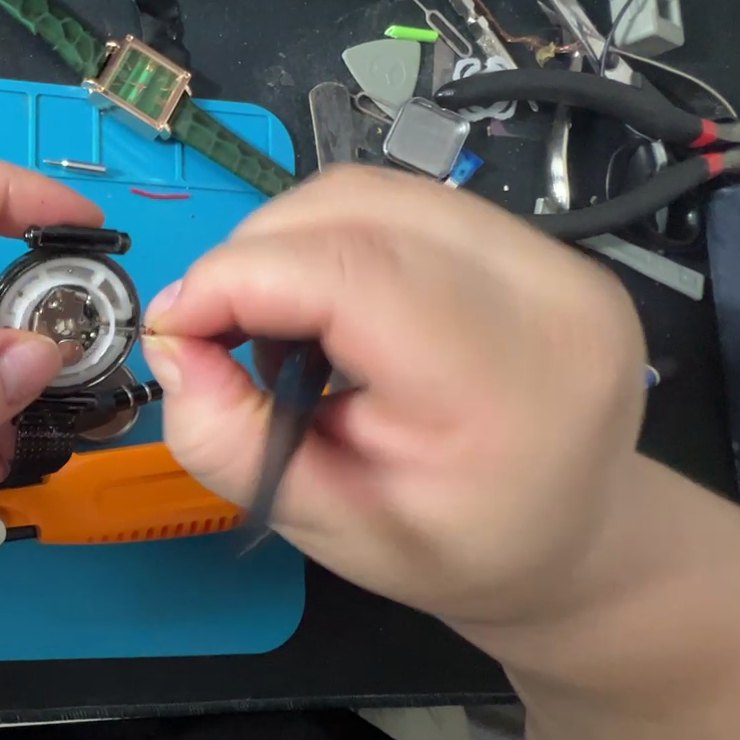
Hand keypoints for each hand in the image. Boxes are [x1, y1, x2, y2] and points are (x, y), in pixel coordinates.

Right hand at [143, 165, 646, 624]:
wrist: (568, 535)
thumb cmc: (444, 547)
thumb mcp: (319, 522)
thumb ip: (227, 439)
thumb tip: (170, 345)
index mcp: (503, 384)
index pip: (348, 272)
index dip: (232, 281)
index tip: (172, 330)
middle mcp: (542, 291)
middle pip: (348, 211)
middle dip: (244, 261)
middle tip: (212, 333)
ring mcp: (542, 253)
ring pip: (358, 193)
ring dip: (275, 247)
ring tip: (268, 324)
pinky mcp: (521, 239)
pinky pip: (382, 202)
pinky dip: (312, 242)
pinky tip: (314, 305)